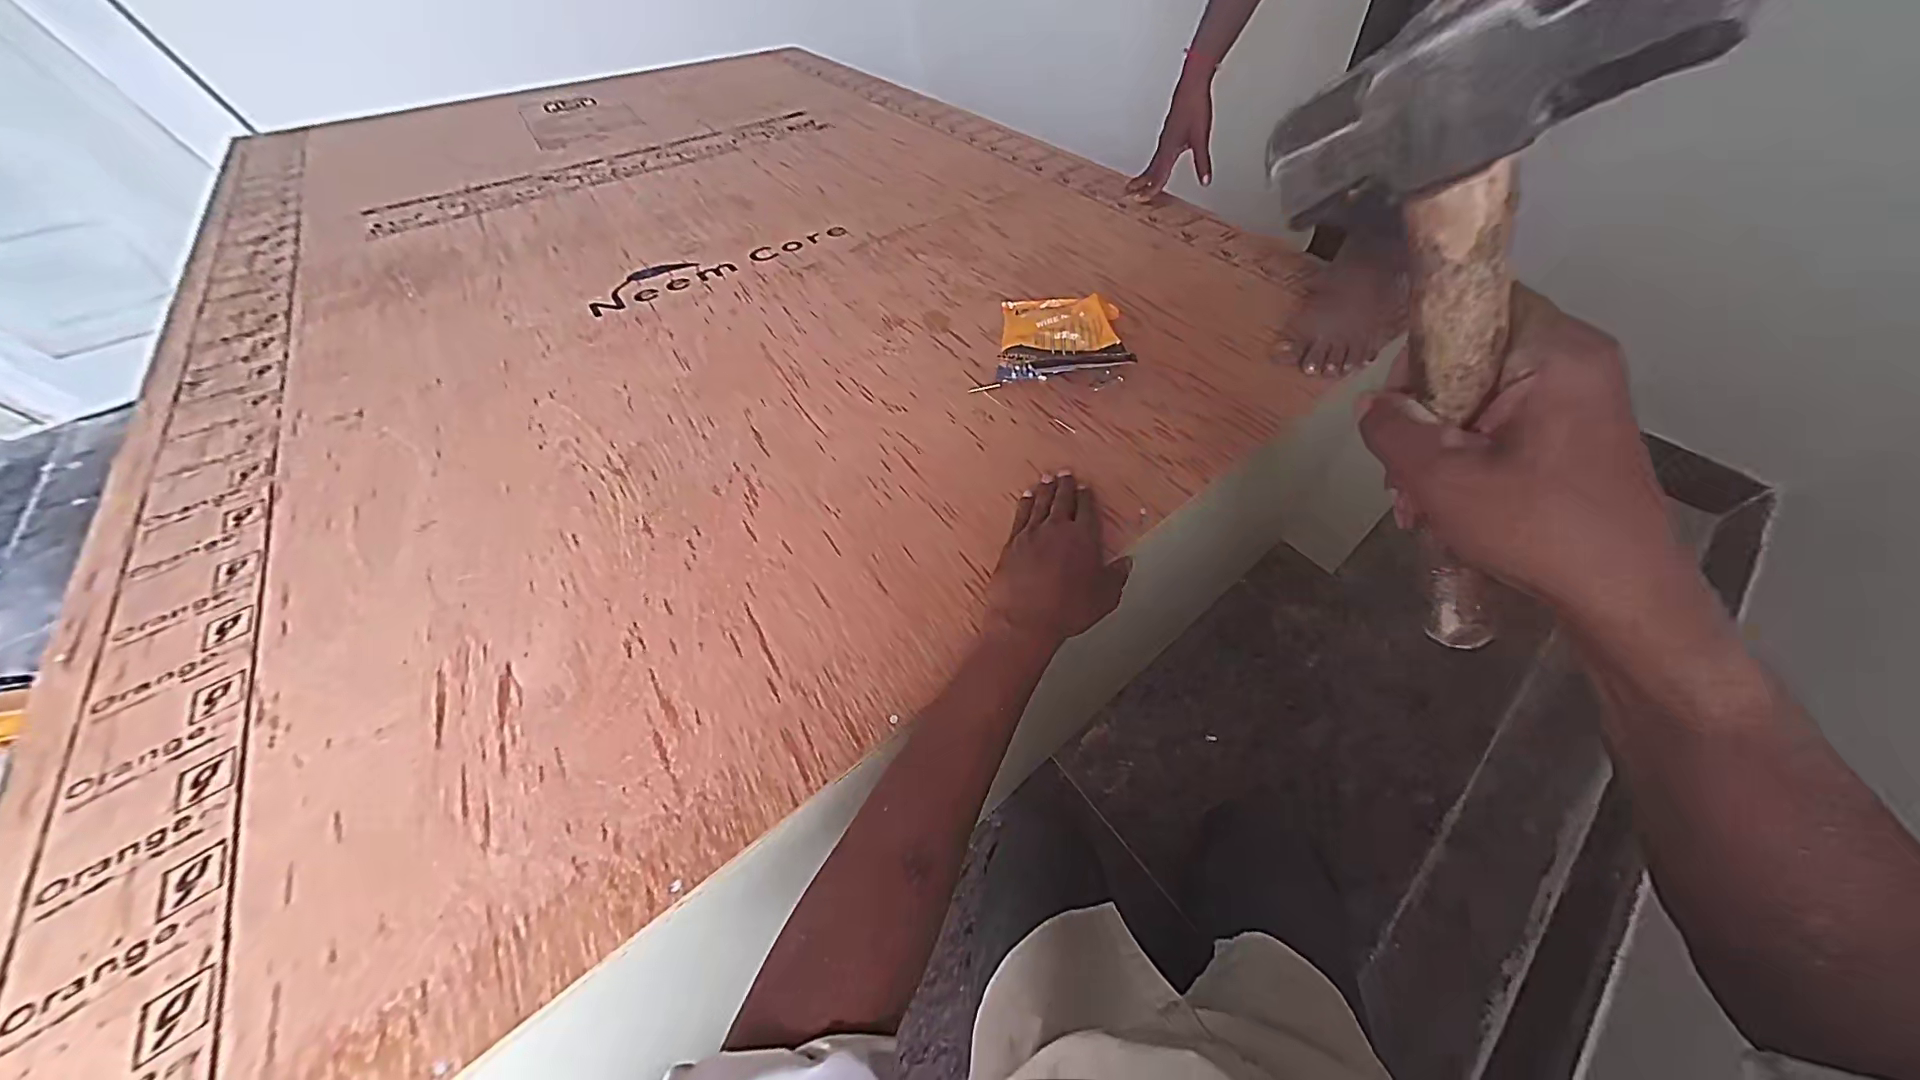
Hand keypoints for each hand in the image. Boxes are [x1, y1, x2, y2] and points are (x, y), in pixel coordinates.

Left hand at [984, 472, 1131, 645]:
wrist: (1024, 619)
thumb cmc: (1067, 611)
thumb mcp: (1103, 598)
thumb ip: (1116, 577)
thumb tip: (1125, 564)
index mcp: (1083, 538)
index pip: (1087, 510)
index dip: (1087, 497)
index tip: (1086, 488)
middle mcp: (1058, 529)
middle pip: (1063, 500)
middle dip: (1066, 486)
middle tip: (1066, 474)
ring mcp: (1032, 534)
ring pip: (1041, 503)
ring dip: (1046, 490)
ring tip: (1048, 479)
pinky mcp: (1013, 543)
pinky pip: (1021, 515)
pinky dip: (1026, 503)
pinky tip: (1027, 497)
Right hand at [1127, 64, 1213, 198]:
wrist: (1192, 84)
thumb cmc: (1195, 107)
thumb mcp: (1201, 138)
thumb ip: (1202, 162)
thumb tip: (1205, 180)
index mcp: (1169, 149)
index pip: (1158, 176)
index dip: (1150, 190)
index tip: (1141, 200)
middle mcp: (1164, 146)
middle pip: (1150, 171)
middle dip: (1140, 184)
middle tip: (1129, 193)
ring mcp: (1165, 139)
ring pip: (1152, 163)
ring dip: (1145, 175)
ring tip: (1138, 183)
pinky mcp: (1168, 133)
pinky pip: (1157, 154)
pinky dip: (1153, 164)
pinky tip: (1156, 164)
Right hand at [1357, 289, 1690, 619]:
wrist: (1620, 594)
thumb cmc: (1534, 526)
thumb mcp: (1440, 477)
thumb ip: (1391, 429)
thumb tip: (1371, 403)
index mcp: (1555, 355)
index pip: (1478, 302)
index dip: (1425, 341)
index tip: (1397, 396)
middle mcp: (1573, 364)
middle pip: (1469, 355)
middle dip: (1419, 410)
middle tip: (1398, 465)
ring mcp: (1573, 401)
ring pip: (1474, 397)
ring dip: (1431, 443)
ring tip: (1413, 499)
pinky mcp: (1567, 434)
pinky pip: (1494, 425)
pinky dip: (1459, 457)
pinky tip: (1438, 503)